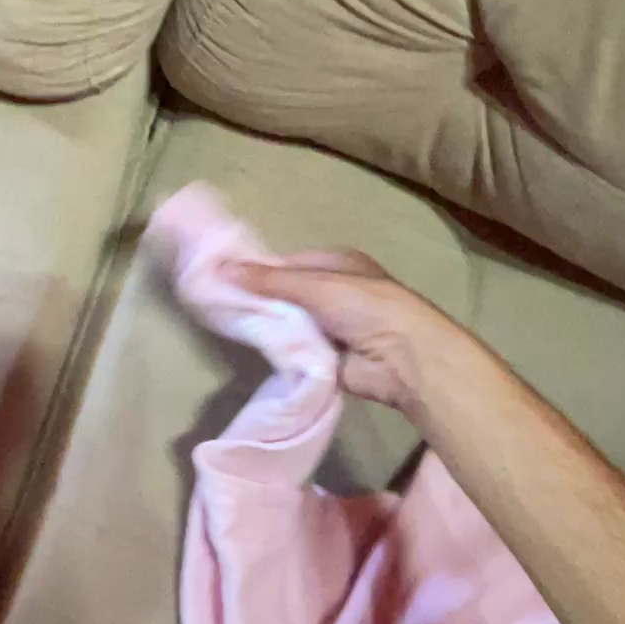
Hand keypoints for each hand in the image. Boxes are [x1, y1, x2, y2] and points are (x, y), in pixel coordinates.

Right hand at [224, 251, 478, 419]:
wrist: (404, 359)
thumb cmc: (363, 306)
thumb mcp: (313, 285)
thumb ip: (268, 281)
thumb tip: (221, 269)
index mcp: (336, 263)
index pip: (287, 264)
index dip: (258, 270)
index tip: (225, 277)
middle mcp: (334, 290)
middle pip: (285, 293)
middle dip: (260, 299)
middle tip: (222, 303)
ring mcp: (331, 325)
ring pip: (288, 321)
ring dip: (269, 325)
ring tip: (231, 323)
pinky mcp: (327, 356)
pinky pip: (294, 348)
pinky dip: (279, 348)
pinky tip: (254, 346)